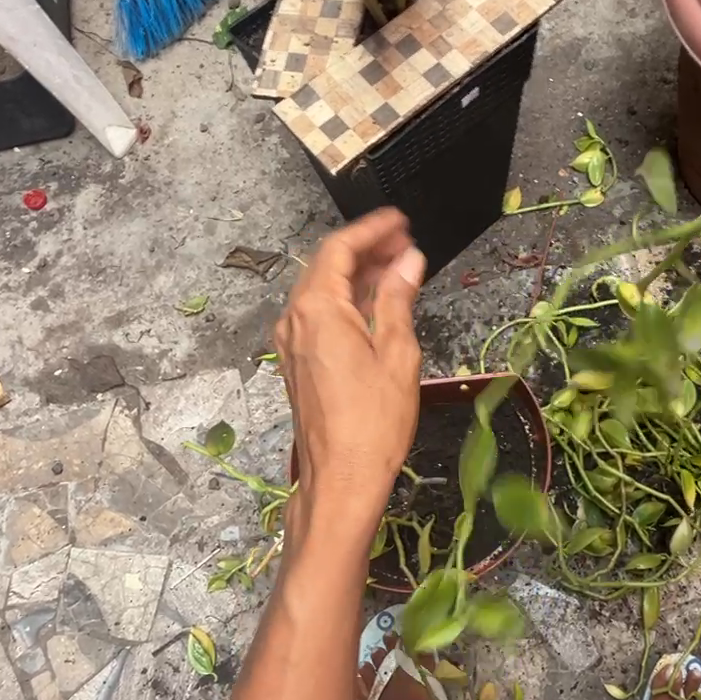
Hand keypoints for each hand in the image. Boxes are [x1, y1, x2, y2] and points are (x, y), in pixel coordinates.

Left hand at [275, 208, 426, 534]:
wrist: (341, 479)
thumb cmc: (375, 422)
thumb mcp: (397, 354)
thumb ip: (398, 299)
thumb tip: (408, 261)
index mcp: (318, 310)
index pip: (339, 249)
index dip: (371, 230)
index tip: (400, 220)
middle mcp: (295, 320)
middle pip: (327, 267)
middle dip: (366, 250)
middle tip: (404, 242)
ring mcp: (292, 343)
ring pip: (322, 291)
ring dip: (357, 276)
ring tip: (397, 267)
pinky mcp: (298, 363)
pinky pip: (320, 317)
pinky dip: (347, 302)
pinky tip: (376, 305)